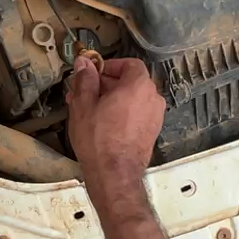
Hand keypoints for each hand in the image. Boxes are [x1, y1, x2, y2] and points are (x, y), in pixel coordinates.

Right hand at [67, 55, 163, 200]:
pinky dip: (121, 113)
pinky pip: (136, 114)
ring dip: (111, 100)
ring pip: (132, 99)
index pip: (129, 64)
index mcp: (138, 86)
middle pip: (130, 82)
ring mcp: (155, 117)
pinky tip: (101, 123)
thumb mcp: (84, 104)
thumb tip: (84, 64)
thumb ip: (85, 79)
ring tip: (88, 110)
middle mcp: (152, 98)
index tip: (93, 72)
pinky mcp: (151, 132)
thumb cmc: (99, 141)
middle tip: (84, 92)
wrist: (114, 174)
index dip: (110, 66)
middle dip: (106, 85)